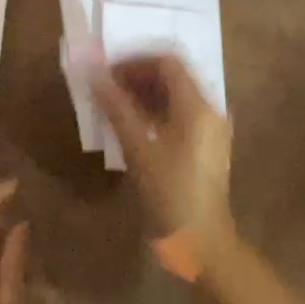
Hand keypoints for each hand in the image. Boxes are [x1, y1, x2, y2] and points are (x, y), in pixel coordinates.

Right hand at [93, 54, 235, 250]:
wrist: (202, 243)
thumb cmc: (169, 193)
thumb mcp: (137, 148)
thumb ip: (116, 106)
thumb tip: (93, 73)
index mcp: (198, 106)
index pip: (168, 61)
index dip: (135, 60)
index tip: (106, 71)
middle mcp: (210, 110)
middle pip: (173, 75)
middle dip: (137, 75)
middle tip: (105, 87)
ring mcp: (211, 129)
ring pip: (176, 95)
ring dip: (144, 92)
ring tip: (113, 105)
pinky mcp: (206, 146)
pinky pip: (180, 114)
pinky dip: (155, 110)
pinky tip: (132, 125)